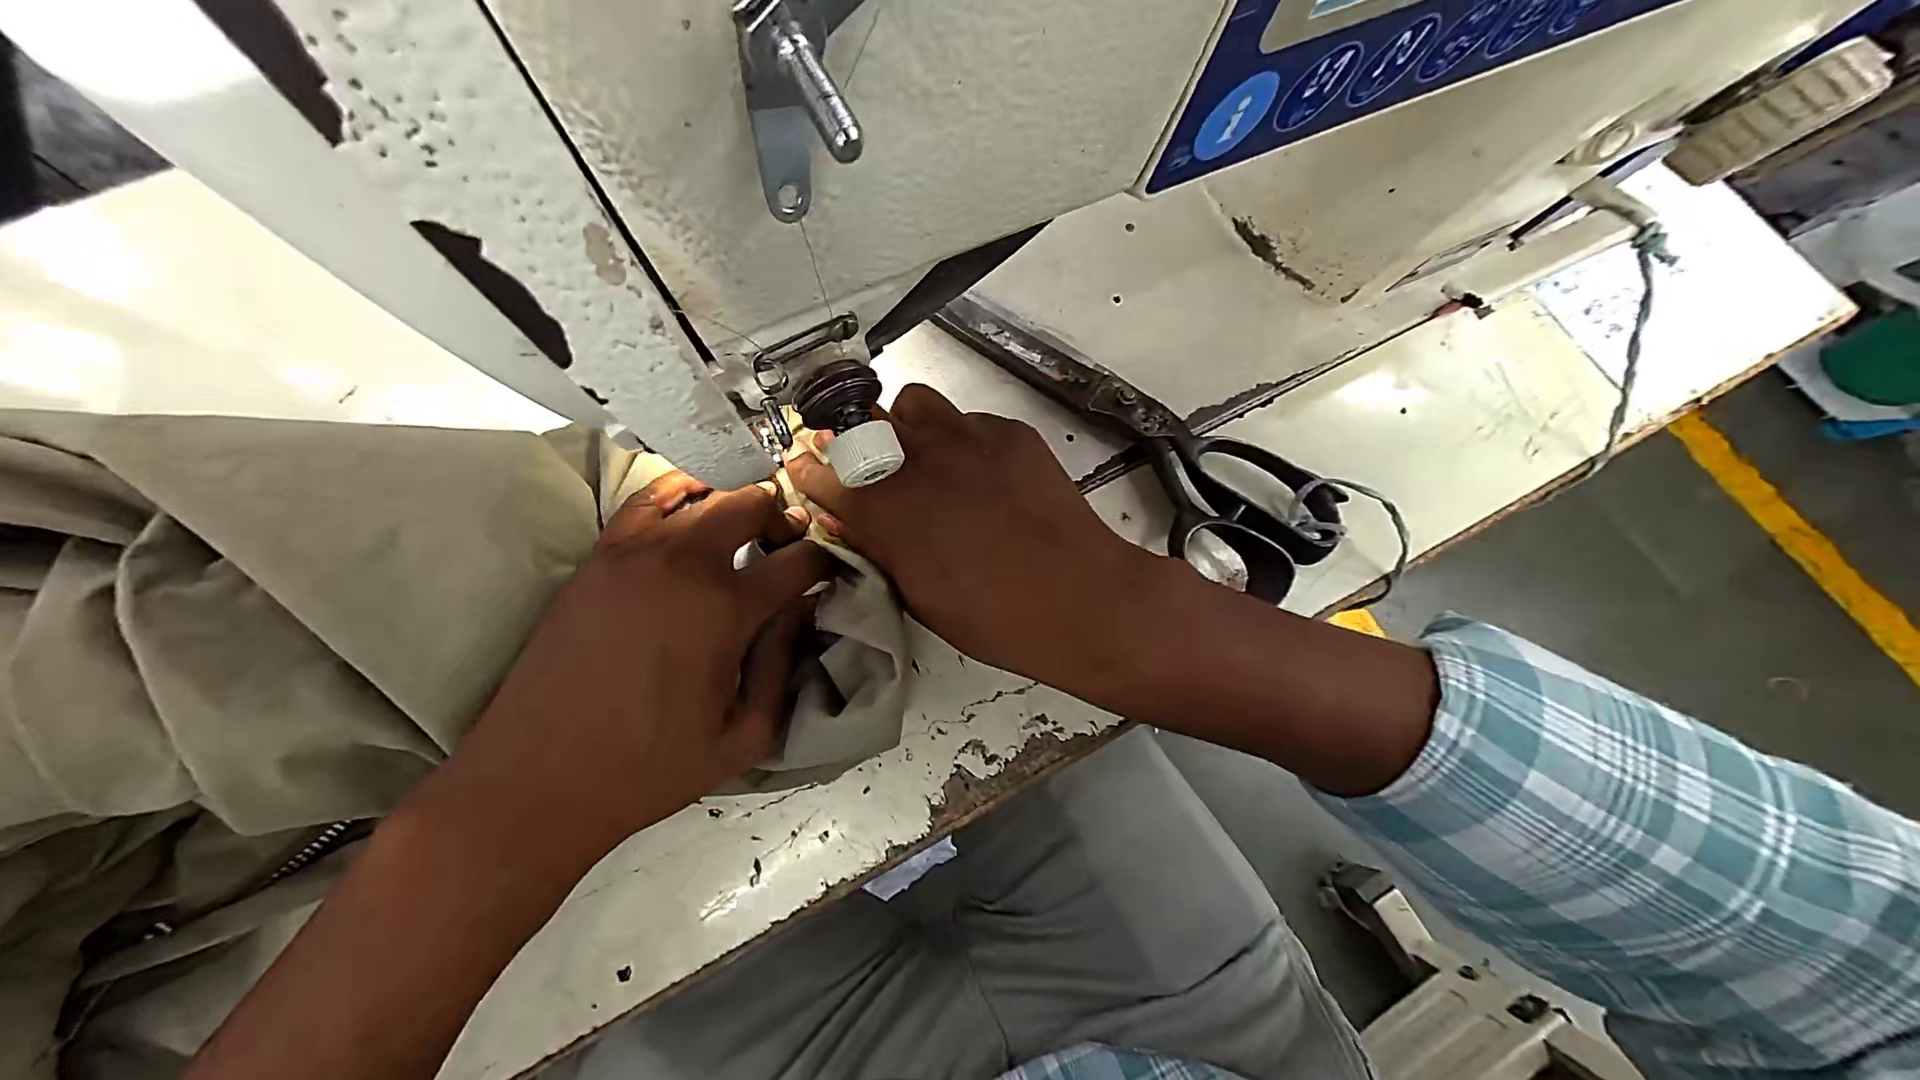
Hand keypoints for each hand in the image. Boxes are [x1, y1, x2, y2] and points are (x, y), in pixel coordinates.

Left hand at [438, 474, 831, 857]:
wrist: (537, 779)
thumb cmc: (650, 767)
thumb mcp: (746, 736)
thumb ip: (784, 666)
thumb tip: (802, 611)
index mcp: (726, 610)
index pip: (799, 559)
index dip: (824, 561)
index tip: (828, 571)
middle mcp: (683, 565)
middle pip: (752, 504)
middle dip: (782, 518)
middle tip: (786, 544)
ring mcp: (633, 553)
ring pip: (701, 493)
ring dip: (735, 502)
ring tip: (744, 527)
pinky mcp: (598, 557)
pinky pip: (646, 500)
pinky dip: (679, 493)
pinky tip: (692, 509)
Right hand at [787, 384, 1178, 693]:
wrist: (1078, 597)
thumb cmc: (993, 615)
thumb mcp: (916, 595)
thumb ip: (876, 549)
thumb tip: (852, 523)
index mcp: (883, 508)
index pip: (821, 470)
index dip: (810, 472)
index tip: (810, 473)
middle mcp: (916, 461)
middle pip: (858, 424)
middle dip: (850, 443)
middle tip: (863, 464)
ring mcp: (965, 438)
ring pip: (912, 403)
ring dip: (905, 426)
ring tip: (921, 455)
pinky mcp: (1008, 432)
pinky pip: (968, 418)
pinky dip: (961, 437)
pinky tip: (978, 470)